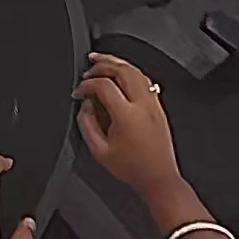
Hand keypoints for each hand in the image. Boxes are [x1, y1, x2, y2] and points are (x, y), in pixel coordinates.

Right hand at [74, 54, 186, 199]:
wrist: (159, 177)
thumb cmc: (133, 168)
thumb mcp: (99, 151)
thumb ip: (87, 125)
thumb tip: (84, 107)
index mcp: (127, 115)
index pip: (103, 85)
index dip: (87, 85)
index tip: (79, 92)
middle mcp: (142, 105)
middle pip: (122, 70)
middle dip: (102, 64)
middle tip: (89, 66)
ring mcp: (153, 104)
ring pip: (136, 71)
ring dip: (117, 63)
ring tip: (103, 61)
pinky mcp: (158, 107)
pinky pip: (145, 80)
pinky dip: (130, 71)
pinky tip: (121, 73)